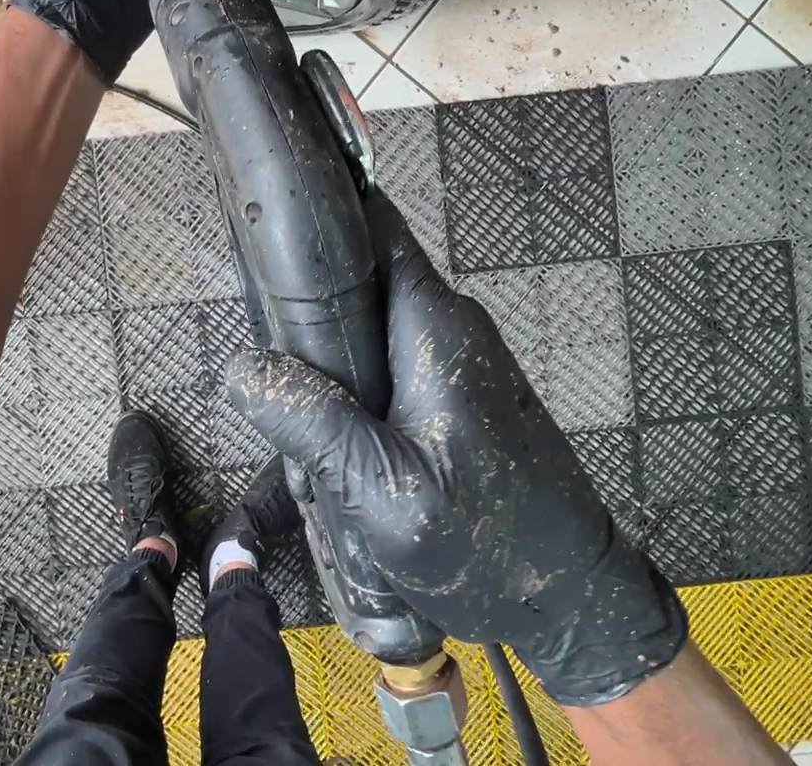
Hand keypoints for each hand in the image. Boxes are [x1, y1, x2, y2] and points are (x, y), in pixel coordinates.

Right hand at [223, 194, 687, 706]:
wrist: (568, 599)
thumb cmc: (492, 547)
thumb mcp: (384, 490)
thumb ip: (314, 423)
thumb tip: (242, 369)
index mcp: (435, 326)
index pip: (376, 229)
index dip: (322, 212)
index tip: (266, 225)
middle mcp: (447, 327)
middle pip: (358, 281)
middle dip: (305, 318)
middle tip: (271, 377)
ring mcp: (451, 360)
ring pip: (364, 332)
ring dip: (326, 371)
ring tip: (304, 435)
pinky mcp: (450, 393)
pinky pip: (383, 369)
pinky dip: (350, 397)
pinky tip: (337, 451)